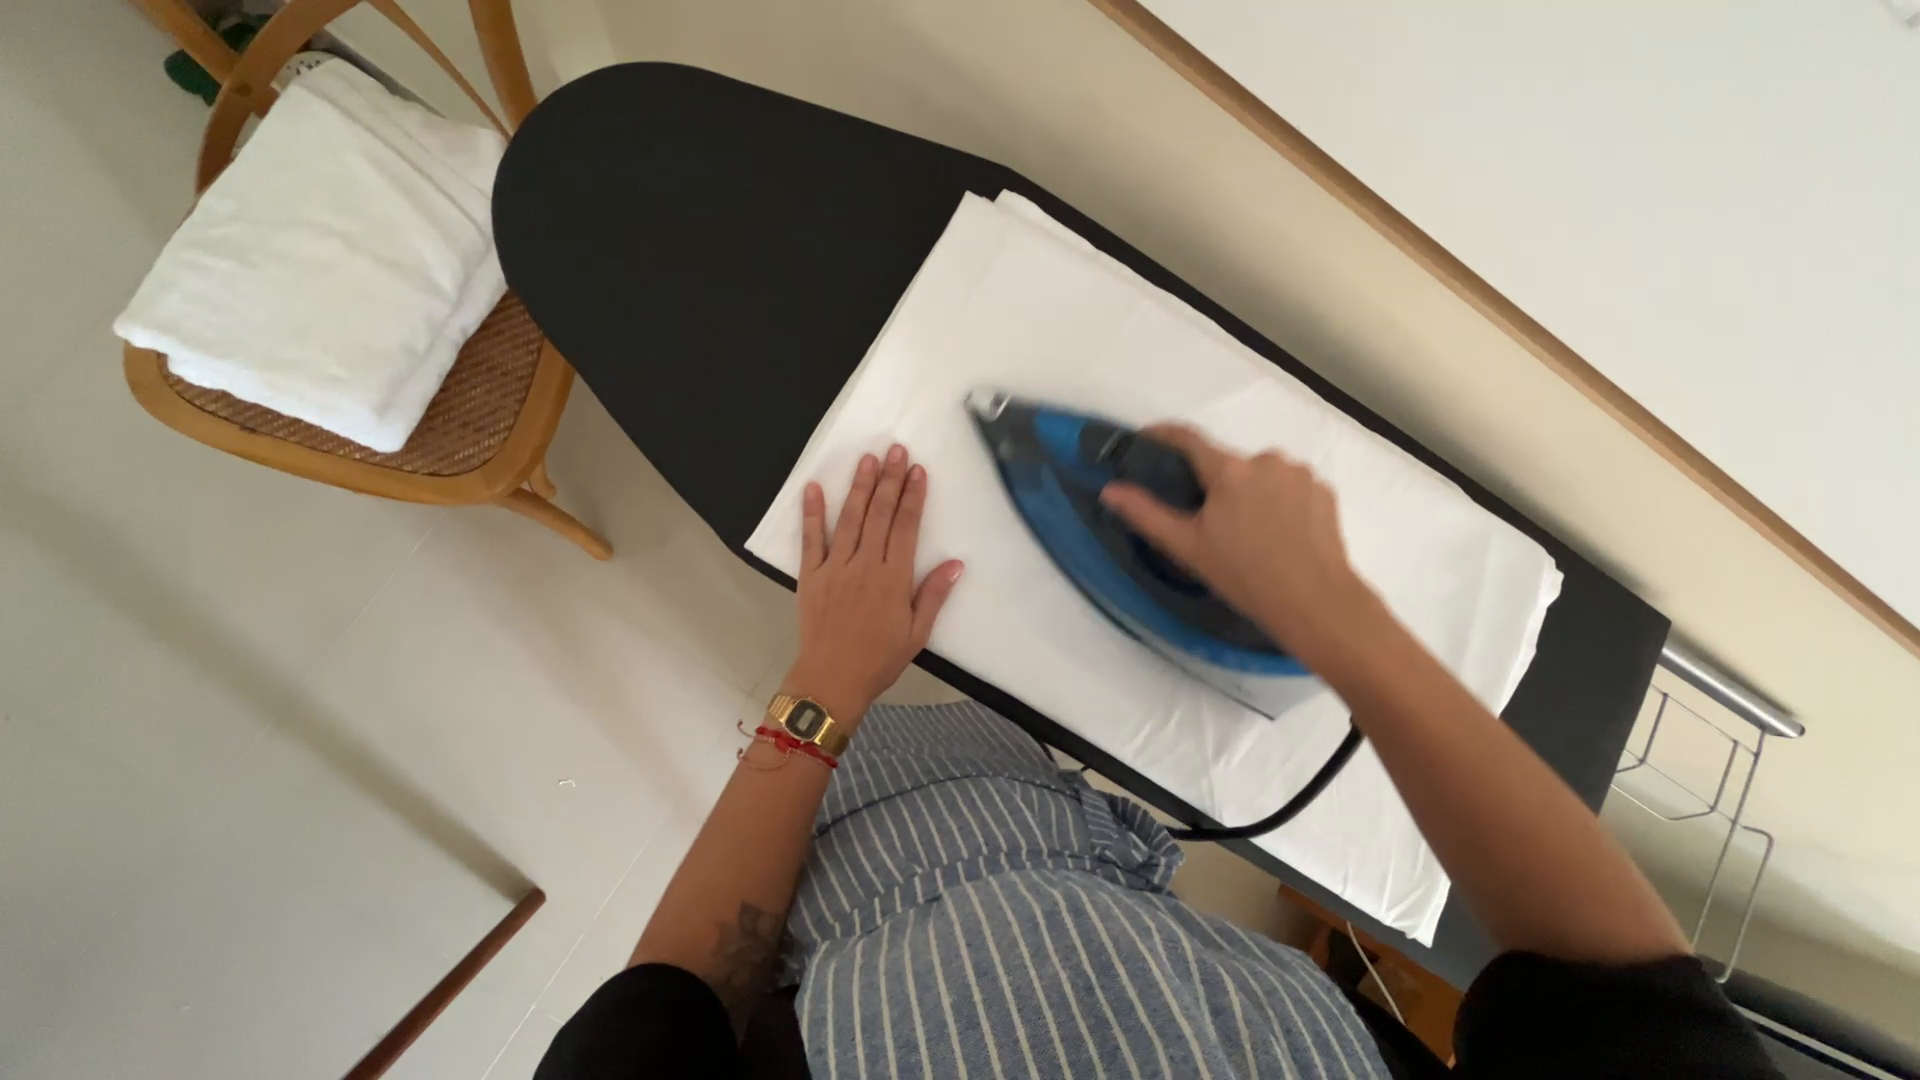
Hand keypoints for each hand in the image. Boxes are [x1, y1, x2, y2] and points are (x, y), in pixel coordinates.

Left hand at [783, 444, 964, 725]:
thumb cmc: (879, 659)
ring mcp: (836, 567)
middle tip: (894, 449)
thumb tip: (956, 564)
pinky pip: (811, 539)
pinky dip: (812, 513)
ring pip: (849, 518)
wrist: (832, 680)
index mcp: (894, 579)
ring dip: (858, 486)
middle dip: (889, 480)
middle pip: (879, 514)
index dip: (913, 496)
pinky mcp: (811, 575)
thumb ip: (934, 595)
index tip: (917, 470)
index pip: (906, 527)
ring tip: (866, 459)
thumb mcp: (917, 633)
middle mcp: (866, 565)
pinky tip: (813, 487)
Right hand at [1099, 425, 1381, 669]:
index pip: (1187, 438)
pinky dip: (1278, 501)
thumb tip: (1110, 490)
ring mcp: (1299, 473)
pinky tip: (1278, 532)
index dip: (1162, 435)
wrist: (1315, 602)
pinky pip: (1289, 486)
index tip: (1145, 439)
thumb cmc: (1244, 575)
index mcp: (1229, 470)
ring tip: (1248, 532)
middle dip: (1214, 483)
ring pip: (1260, 475)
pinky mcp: (1324, 490)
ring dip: (1248, 492)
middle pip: (1227, 463)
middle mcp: (1266, 459)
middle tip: (1208, 521)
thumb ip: (1145, 513)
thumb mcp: (1187, 547)